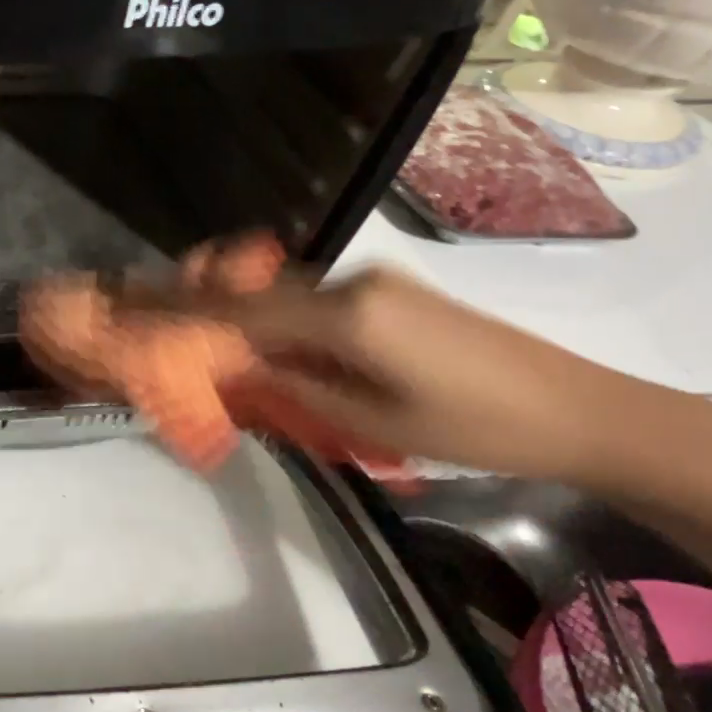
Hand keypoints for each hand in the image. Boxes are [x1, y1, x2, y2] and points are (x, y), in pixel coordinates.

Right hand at [168, 265, 626, 483]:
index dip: (180, 307)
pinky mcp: (392, 294)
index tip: (129, 309)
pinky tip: (270, 350)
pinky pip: (313, 302)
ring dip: (241, 315)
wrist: (582, 411)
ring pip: (282, 294)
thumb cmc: (475, 428)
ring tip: (205, 347)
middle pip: (255, 290)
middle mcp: (354, 284)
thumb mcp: (370, 422)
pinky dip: (278, 320)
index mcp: (345, 314)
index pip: (240, 307)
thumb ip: (290, 387)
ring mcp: (376, 284)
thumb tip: (231, 368)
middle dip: (201, 303)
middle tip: (155, 323)